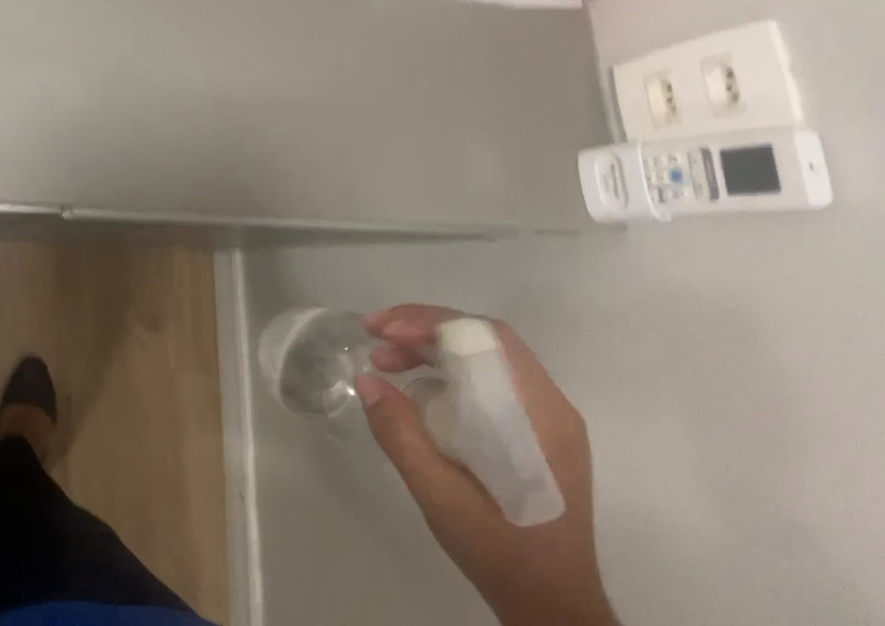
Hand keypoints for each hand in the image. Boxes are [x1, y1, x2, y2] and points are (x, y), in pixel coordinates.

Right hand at [358, 305, 615, 625]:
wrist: (551, 602)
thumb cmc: (499, 548)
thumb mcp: (437, 493)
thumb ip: (401, 433)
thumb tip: (367, 380)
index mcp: (536, 415)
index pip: (485, 337)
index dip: (428, 321)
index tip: (380, 331)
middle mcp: (549, 407)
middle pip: (485, 341)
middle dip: (423, 330)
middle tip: (374, 343)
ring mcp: (547, 421)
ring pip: (487, 359)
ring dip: (433, 350)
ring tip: (386, 365)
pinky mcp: (539, 435)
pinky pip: (492, 383)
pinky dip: (449, 373)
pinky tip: (417, 393)